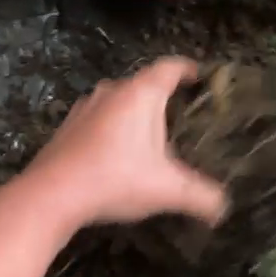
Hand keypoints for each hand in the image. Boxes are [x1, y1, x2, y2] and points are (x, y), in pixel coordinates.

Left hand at [20, 57, 226, 230]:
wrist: (52, 193)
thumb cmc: (115, 179)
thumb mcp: (167, 190)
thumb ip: (201, 196)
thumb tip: (223, 208)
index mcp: (141, 94)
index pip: (169, 68)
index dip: (188, 69)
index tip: (200, 75)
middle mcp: (112, 91)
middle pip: (144, 82)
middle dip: (163, 95)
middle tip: (181, 113)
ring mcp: (86, 106)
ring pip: (118, 99)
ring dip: (134, 112)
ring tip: (150, 134)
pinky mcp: (68, 125)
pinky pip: (99, 117)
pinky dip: (113, 126)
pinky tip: (117, 152)